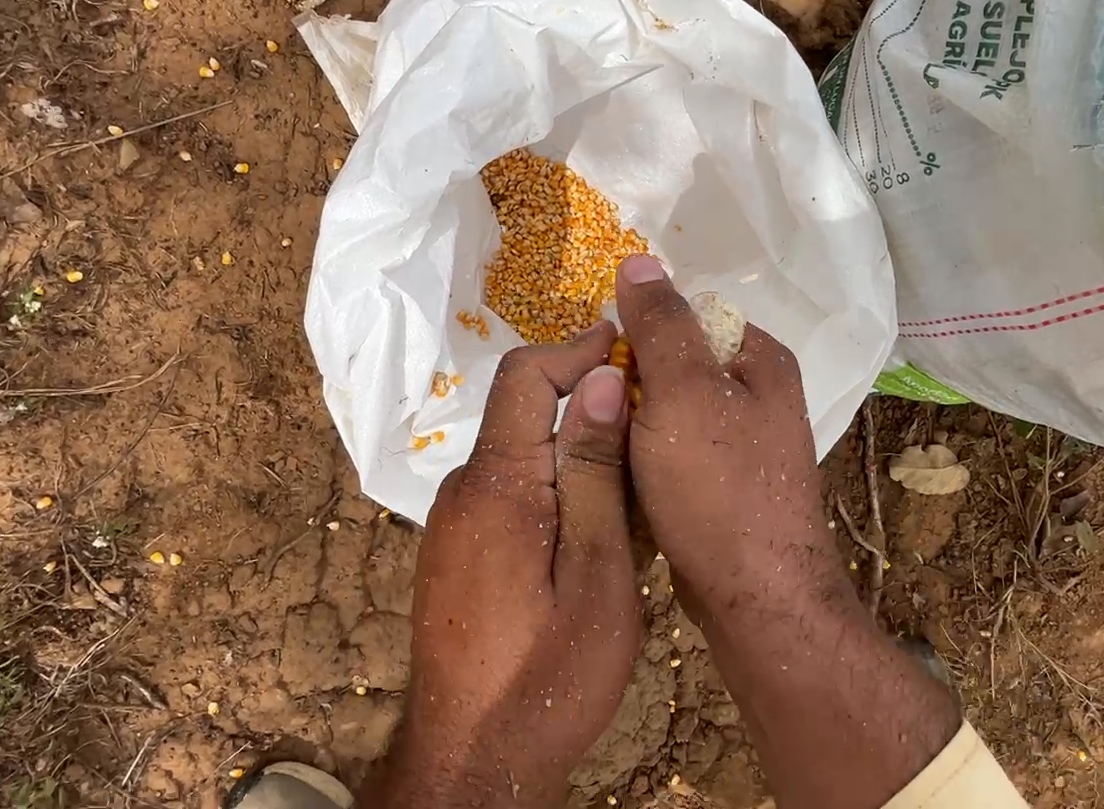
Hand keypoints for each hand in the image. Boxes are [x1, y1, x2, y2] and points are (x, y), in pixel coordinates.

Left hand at [359, 324, 638, 807]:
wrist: (471, 763)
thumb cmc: (550, 675)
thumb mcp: (596, 573)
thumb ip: (596, 472)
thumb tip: (600, 380)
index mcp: (498, 483)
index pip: (523, 375)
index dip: (574, 347)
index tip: (624, 340)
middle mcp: (465, 488)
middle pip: (521, 409)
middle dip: (582, 397)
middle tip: (647, 417)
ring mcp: (455, 520)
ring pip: (520, 452)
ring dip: (572, 445)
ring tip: (634, 478)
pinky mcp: (458, 548)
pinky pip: (509, 489)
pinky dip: (553, 481)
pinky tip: (594, 524)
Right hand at [612, 255, 843, 623]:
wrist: (756, 600)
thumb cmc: (719, 488)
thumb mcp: (682, 392)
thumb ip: (659, 324)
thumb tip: (638, 260)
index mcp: (760, 359)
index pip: (688, 316)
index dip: (639, 332)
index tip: (602, 363)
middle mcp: (759, 394)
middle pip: (677, 364)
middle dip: (633, 382)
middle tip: (598, 409)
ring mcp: (744, 443)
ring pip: (669, 411)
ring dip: (634, 421)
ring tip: (607, 444)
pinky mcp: (726, 483)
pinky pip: (674, 450)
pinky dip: (647, 455)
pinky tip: (625, 475)